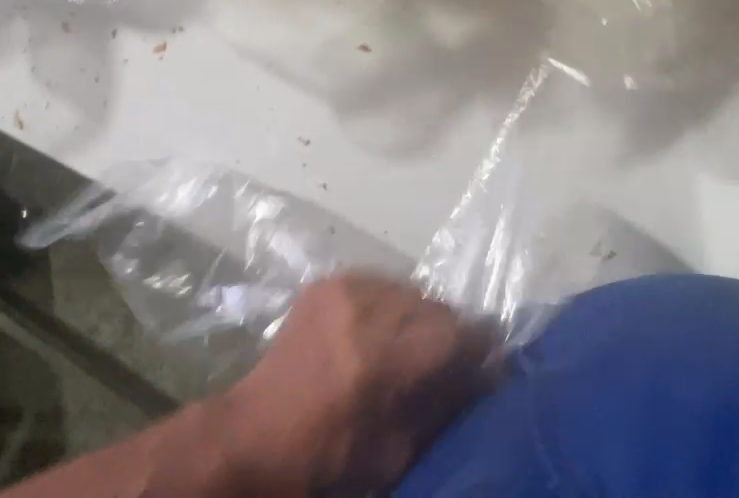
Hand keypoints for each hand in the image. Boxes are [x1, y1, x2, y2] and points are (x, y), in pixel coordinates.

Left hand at [218, 275, 492, 493]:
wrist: (252, 437)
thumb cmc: (326, 458)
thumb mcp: (395, 450)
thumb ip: (445, 405)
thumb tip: (487, 373)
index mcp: (381, 358)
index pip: (458, 332)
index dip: (480, 347)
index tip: (487, 361)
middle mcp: (365, 310)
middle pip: (437, 305)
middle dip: (447, 332)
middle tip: (445, 359)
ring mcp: (344, 289)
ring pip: (411, 290)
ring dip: (418, 315)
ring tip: (409, 344)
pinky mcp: (329, 281)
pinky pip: (382, 282)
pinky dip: (390, 304)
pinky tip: (379, 329)